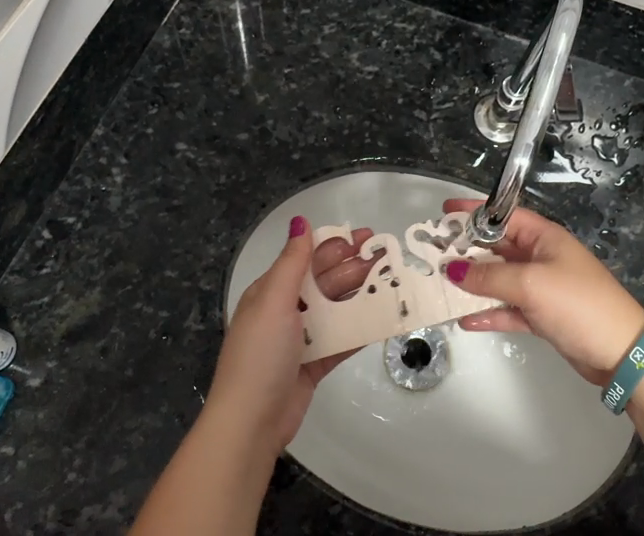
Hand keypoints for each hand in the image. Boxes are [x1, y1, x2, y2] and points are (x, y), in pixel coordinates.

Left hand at [205, 216, 377, 454]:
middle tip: (388, 255)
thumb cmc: (260, 354)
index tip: (367, 236)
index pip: (306, 258)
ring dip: (362, 293)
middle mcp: (286, 310)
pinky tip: (384, 317)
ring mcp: (301, 339)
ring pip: (336, 308)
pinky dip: (361, 327)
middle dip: (354, 266)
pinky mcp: (315, 364)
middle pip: (324, 281)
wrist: (251, 422)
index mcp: (270, 291)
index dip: (335, 244)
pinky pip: (342, 339)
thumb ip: (292, 262)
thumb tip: (301, 221)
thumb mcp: (273, 301)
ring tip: (392, 281)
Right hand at [441, 198, 643, 385]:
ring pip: (499, 280)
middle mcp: (541, 257)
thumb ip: (489, 277)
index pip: (502, 216)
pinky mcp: (543, 317)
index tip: (443, 212)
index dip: (473, 213)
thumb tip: (451, 270)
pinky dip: (488, 313)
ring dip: (473, 284)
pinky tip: (464, 319)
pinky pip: (508, 309)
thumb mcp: (530, 284)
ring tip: (439, 286)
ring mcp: (542, 288)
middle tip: (431, 253)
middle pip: (497, 248)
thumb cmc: (577, 304)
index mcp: (544, 237)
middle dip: (466, 250)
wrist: (621, 352)